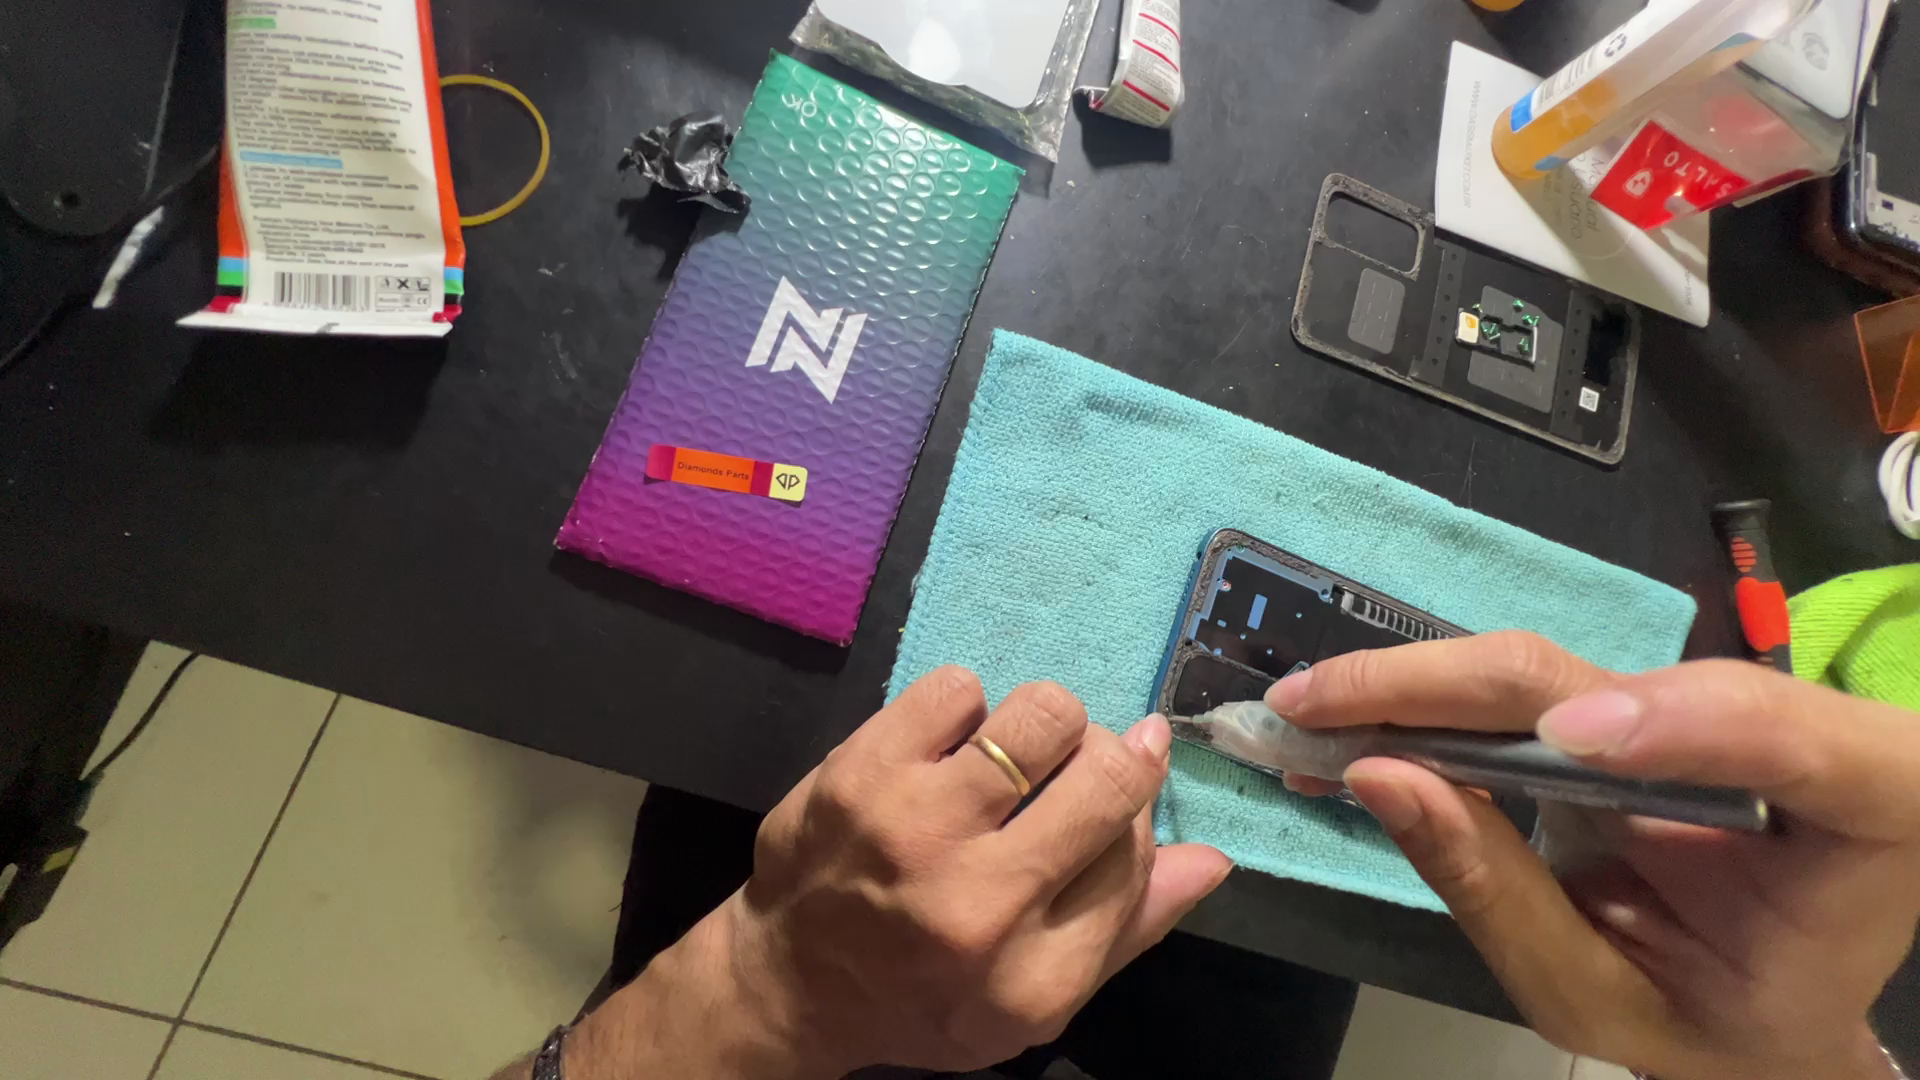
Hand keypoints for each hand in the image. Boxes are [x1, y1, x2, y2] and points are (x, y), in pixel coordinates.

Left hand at [564, 667, 1230, 1078]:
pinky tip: (947, 742)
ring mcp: (915, 826)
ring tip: (1008, 750)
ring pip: (1040, 713)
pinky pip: (959, 686)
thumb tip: (1213, 856)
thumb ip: (1130, 926)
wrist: (794, 977)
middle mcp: (981, 900)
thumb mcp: (1036, 997)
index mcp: (1036, 971)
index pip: (1136, 840)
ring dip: (1043, 719)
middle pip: (1104, 771)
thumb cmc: (927, 991)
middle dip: (1104, 749)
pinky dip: (966, 702)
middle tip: (1067, 761)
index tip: (1112, 781)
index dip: (1133, 797)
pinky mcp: (862, 769)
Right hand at [1267, 632, 1919, 1079]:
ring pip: (1511, 667)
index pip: (1795, 740)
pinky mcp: (1587, 702)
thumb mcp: (1596, 993)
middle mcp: (1750, 731)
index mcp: (1853, 816)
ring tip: (1302, 717)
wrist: (1730, 1004)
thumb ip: (1495, 892)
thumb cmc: (1699, 1019)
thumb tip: (1377, 775)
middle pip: (1576, 675)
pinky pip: (1484, 687)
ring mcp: (1657, 706)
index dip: (1689, 719)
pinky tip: (1337, 727)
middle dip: (1428, 685)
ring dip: (1394, 687)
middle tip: (1308, 706)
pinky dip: (1401, 704)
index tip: (1561, 738)